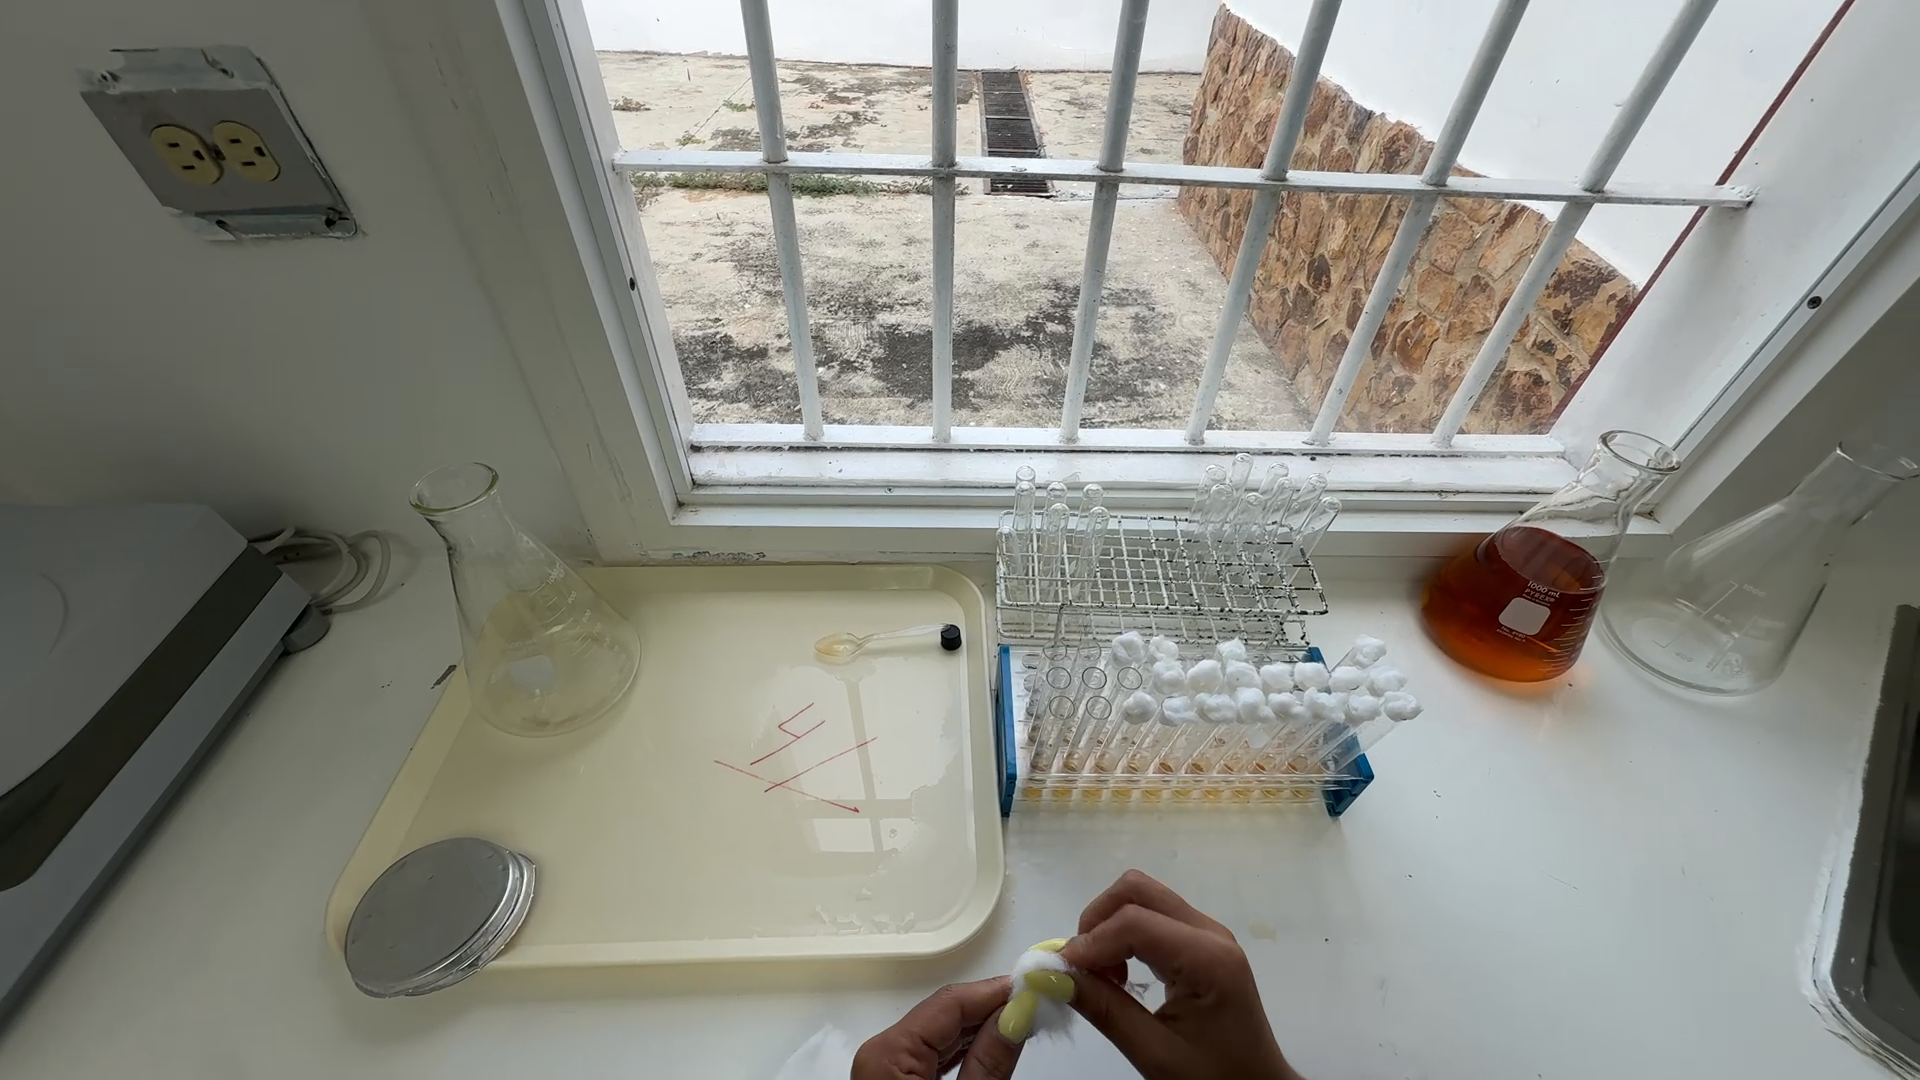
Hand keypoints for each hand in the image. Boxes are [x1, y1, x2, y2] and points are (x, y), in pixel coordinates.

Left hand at [851, 976, 1024, 1078]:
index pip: (950, 1003)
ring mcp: (884, 1068)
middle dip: (991, 1008)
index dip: (994, 991)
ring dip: (981, 1027)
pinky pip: (934, 1054)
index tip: (1032, 984)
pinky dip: (965, 1049)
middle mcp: (880, 1053)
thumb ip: (988, 1063)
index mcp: (888, 1053)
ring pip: (942, 1035)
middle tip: (1034, 1001)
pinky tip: (992, 1043)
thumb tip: (1016, 1016)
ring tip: (1021, 1018)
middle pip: (946, 1015)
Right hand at [1062, 870, 1302, 1079]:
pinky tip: (1121, 970)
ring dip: (1109, 922)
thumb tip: (1052, 976)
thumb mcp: (1156, 1055)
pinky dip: (1124, 930)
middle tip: (1082, 966)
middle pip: (1136, 889)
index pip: (1134, 922)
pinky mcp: (1201, 939)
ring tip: (1102, 973)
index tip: (1061, 970)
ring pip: (1142, 894)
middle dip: (1098, 918)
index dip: (1090, 941)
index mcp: (1207, 958)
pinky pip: (1152, 912)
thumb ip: (1105, 1009)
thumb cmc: (1214, 1079)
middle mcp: (1209, 931)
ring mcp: (1207, 931)